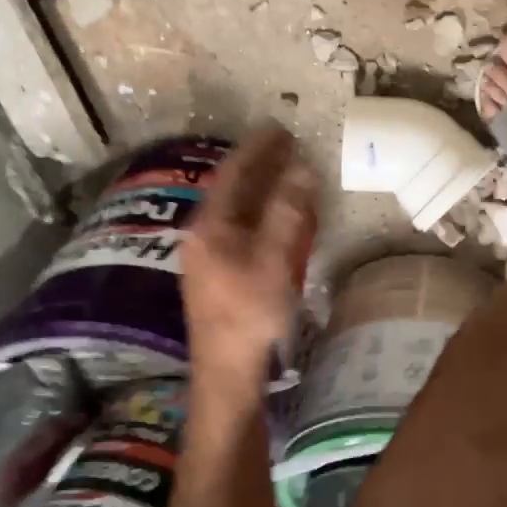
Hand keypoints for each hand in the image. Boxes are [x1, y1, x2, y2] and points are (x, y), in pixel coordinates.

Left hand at [181, 127, 317, 381]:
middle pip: (234, 190)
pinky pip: (246, 230)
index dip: (256, 148)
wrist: (229, 379)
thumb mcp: (273, 261)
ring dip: (266, 189)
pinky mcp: (224, 277)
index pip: (232, 174)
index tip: (280, 127)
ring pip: (241, 211)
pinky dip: (267, 214)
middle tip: (291, 143)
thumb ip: (287, 211)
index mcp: (209, 228)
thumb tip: (301, 167)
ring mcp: (212, 259)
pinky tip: (286, 216)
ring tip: (293, 170)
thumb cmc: (248, 317)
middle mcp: (204, 238)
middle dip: (262, 165)